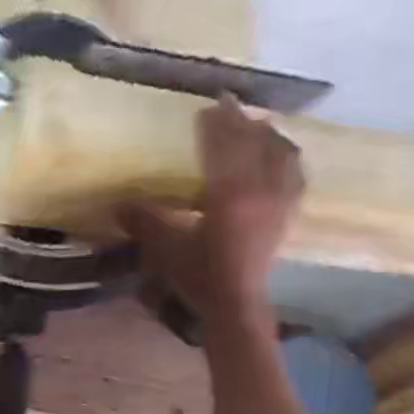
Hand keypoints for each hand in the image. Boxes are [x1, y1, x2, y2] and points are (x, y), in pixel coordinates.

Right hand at [120, 95, 303, 323]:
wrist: (236, 306)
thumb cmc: (201, 276)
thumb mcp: (167, 248)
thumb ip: (146, 222)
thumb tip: (119, 204)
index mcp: (229, 192)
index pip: (225, 145)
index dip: (216, 123)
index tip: (208, 107)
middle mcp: (260, 189)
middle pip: (256, 143)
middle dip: (243, 122)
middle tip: (231, 107)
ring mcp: (278, 203)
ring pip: (282, 156)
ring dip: (270, 137)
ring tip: (260, 127)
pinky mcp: (286, 218)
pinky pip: (295, 179)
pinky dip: (289, 162)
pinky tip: (283, 161)